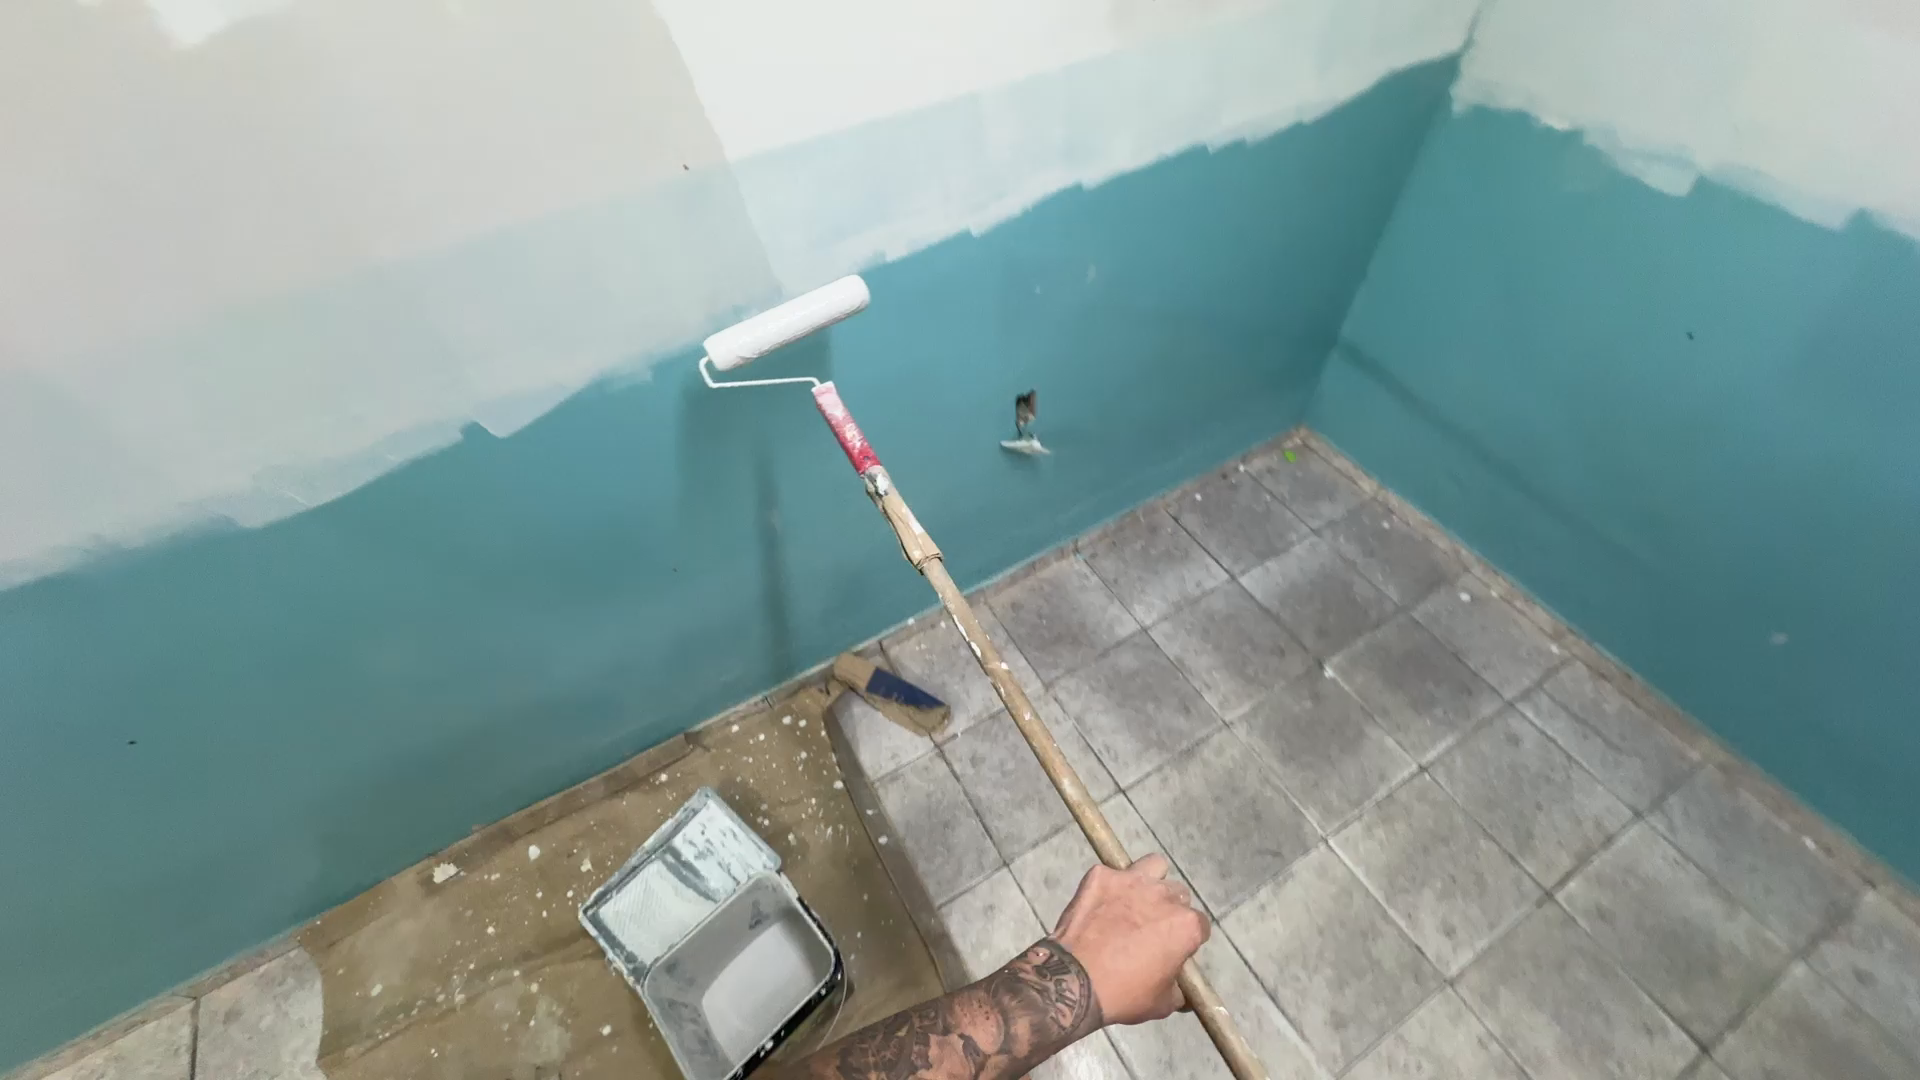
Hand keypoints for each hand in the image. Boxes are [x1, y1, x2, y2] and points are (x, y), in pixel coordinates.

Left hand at [1048, 854, 1209, 1026]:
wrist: (1076, 979)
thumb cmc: (1124, 994)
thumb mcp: (1164, 1002)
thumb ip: (1179, 985)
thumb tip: (1181, 986)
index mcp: (1185, 925)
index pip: (1200, 924)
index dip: (1188, 938)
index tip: (1176, 948)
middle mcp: (1163, 894)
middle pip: (1176, 894)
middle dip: (1169, 909)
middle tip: (1151, 928)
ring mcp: (1130, 879)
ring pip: (1153, 866)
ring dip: (1150, 881)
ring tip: (1135, 901)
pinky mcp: (1101, 874)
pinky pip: (1112, 873)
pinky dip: (1110, 886)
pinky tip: (1101, 904)